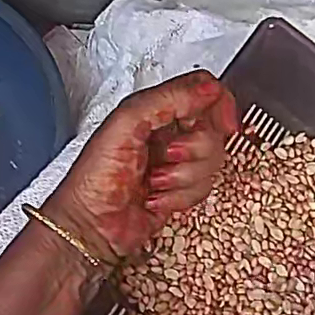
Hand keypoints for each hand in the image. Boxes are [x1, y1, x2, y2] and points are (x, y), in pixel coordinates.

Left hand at [43, 70, 239, 262]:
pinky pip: (202, 189)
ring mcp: (176, 165)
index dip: (219, 103)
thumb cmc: (95, 178)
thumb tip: (207, 89)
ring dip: (184, 176)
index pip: (202, 91)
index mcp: (154, 109)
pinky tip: (156, 198)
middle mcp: (168, 134)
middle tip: (169, 155)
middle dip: (195, 148)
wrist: (91, 225)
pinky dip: (180, 197)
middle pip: (213, 130)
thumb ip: (168, 99)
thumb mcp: (127, 123)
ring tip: (156, 181)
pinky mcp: (180, 192)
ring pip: (211, 163)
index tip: (224, 121)